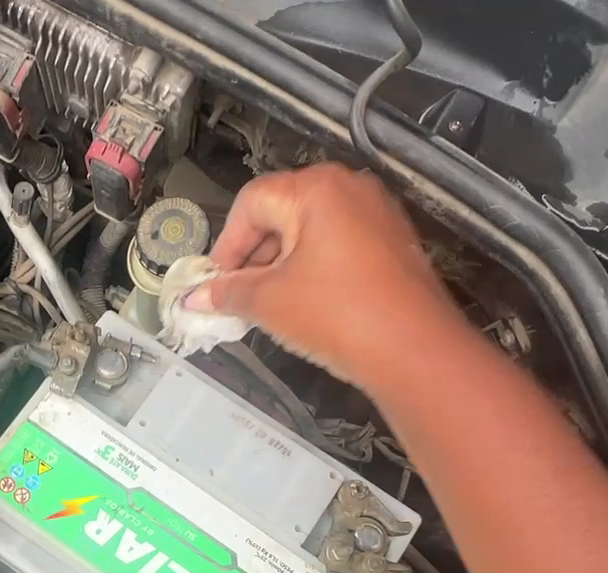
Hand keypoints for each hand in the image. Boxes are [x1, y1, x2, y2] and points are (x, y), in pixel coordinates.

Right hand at [185, 163, 472, 389]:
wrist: (412, 349)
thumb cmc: (334, 314)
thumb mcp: (269, 303)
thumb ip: (228, 293)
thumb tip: (194, 297)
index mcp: (316, 189)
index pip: (251, 203)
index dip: (226, 245)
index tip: (216, 285)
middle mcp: (349, 187)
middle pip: (281, 212)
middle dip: (253, 256)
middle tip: (238, 298)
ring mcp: (376, 212)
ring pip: (309, 230)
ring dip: (280, 265)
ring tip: (269, 306)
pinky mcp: (392, 241)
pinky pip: (337, 244)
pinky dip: (311, 268)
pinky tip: (305, 304)